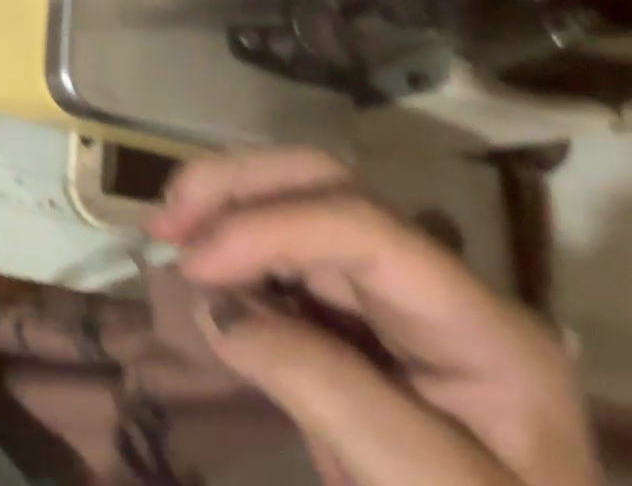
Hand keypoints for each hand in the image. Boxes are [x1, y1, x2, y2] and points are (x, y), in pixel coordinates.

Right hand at [149, 148, 600, 485]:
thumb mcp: (419, 483)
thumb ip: (327, 392)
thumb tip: (216, 307)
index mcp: (480, 325)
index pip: (362, 229)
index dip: (263, 229)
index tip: (188, 268)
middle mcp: (436, 287)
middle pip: (330, 186)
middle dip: (236, 186)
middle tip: (163, 222)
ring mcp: (390, 296)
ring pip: (298, 201)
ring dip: (222, 201)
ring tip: (164, 234)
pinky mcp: (346, 313)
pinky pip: (278, 249)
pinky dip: (225, 239)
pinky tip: (193, 265)